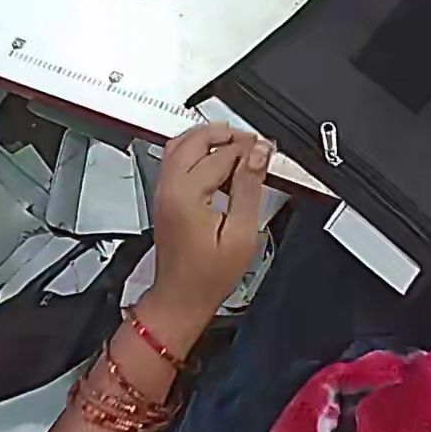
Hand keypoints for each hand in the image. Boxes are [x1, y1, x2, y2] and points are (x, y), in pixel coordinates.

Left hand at [141, 124, 271, 345]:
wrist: (181, 297)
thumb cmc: (207, 276)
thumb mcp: (241, 232)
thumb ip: (249, 187)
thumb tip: (258, 154)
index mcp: (187, 194)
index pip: (221, 154)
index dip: (248, 149)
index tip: (267, 150)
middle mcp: (170, 187)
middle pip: (194, 139)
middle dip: (226, 134)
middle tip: (252, 141)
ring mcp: (163, 191)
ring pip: (180, 144)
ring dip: (207, 138)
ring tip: (236, 145)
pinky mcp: (164, 196)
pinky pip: (175, 159)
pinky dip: (196, 150)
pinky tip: (216, 161)